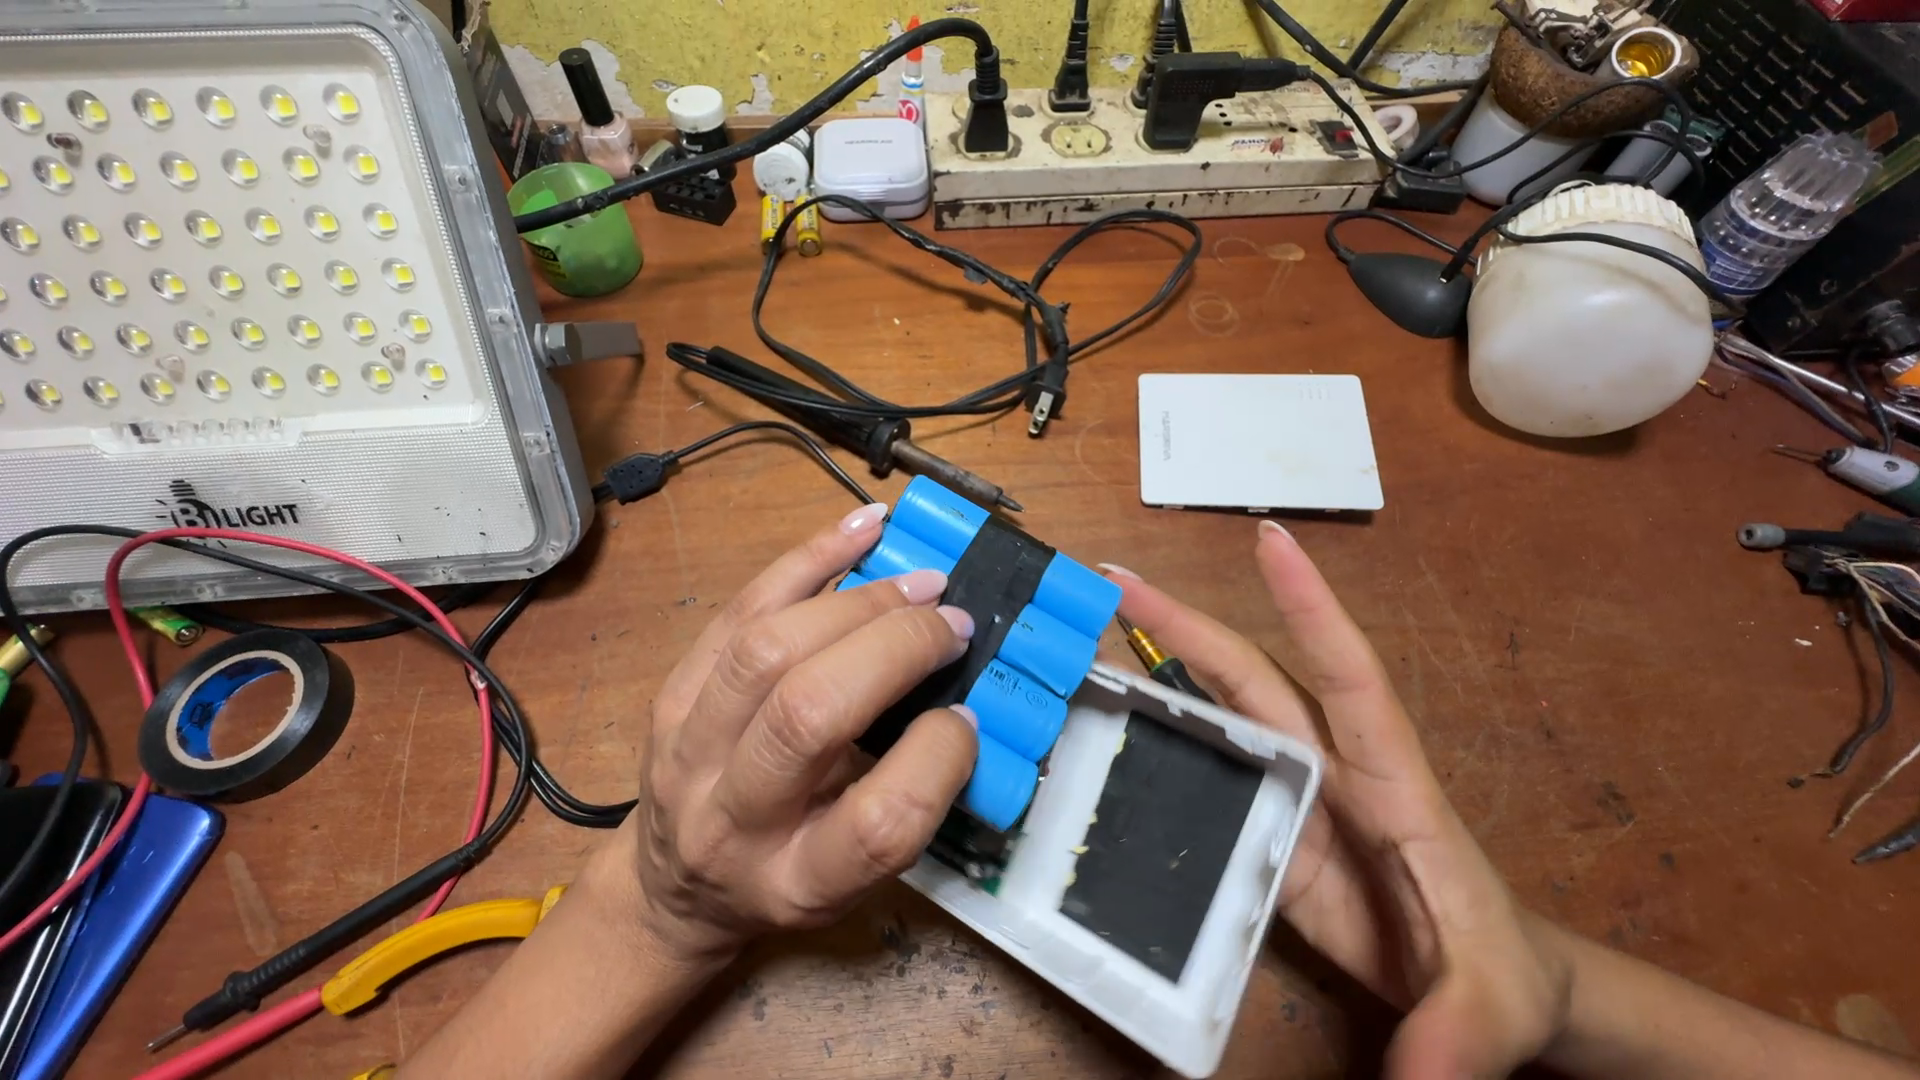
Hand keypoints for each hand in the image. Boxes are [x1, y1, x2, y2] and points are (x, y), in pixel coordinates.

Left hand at [619, 502, 980, 963]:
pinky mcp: (671, 693)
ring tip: (920, 581)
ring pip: (767, 648)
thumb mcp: (856, 878)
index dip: (939, 756)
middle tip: (953, 622)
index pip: (879, 821)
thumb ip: (908, 795)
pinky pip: (740, 608)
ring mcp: (688, 748)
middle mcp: (732, 819)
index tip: (966, 715)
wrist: (673, 887)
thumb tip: (958, 689)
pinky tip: (864, 528)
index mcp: (799, 881)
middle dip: (897, 648)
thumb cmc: (785, 880)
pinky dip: (809, 559)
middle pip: (808, 714)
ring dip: (857, 601)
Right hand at [1106, 522, 1571, 1079]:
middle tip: (1114, 580)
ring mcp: (1290, 789)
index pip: (1347, 672)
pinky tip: (1115, 711)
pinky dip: (1161, 724)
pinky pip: (1205, 759)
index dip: (1309, 605)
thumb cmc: (1498, 966)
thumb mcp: (1490, 1003)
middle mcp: (1328, 764)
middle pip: (1249, 672)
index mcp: (1385, 778)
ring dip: (1162, 658)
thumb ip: (1455, 1038)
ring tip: (1097, 626)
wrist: (1478, 984)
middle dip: (1184, 619)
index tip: (1270, 539)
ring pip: (1218, 704)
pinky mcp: (1264, 822)